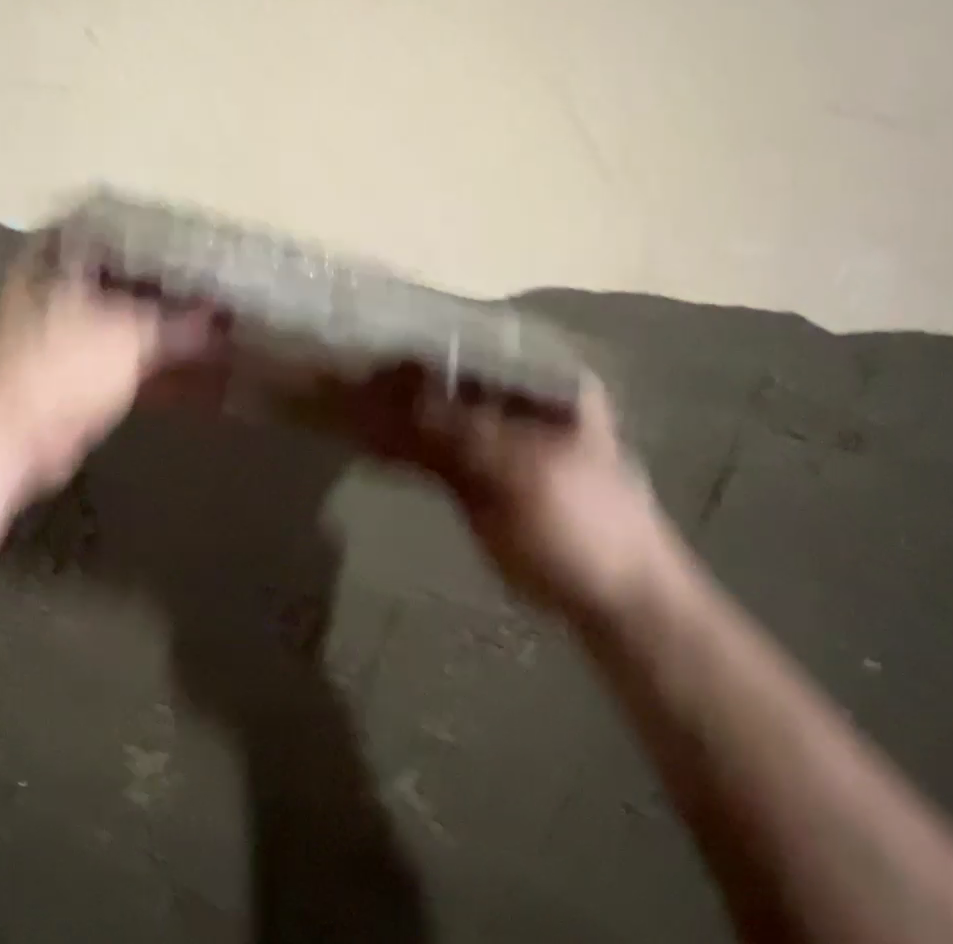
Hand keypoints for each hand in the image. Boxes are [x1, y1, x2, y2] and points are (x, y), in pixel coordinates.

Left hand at [0, 240, 220, 496]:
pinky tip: (212, 384)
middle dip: (185, 299)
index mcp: (64, 257)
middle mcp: (65, 288)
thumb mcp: (128, 333)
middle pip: (136, 285)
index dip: (171, 242)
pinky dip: (168, 377)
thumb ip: (179, 323)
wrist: (4, 438)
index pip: (126, 233)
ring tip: (233, 343)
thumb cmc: (60, 366)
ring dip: (182, 341)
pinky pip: (133, 370)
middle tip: (232, 302)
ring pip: (138, 331)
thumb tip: (221, 319)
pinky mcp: (79, 381)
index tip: (212, 249)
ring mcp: (71, 336)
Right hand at [349, 369, 682, 619]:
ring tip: (341, 412)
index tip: (371, 356)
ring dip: (388, 418)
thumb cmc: (585, 524)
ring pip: (427, 421)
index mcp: (544, 385)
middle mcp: (513, 405)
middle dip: (395, 386)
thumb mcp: (526, 470)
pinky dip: (395, 453)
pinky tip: (363, 446)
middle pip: (442, 386)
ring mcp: (490, 444)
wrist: (611, 598)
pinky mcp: (469, 481)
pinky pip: (424, 457)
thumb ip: (462, 428)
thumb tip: (399, 391)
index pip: (470, 354)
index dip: (419, 355)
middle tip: (343, 384)